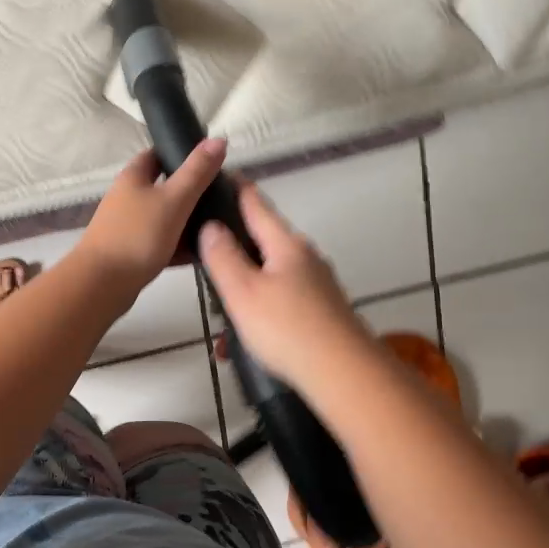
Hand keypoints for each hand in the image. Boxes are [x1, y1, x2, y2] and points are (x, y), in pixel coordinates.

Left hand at [74, 140, 225, 287]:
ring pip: (166, 218)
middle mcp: (128, 199)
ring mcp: (129, 227)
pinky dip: (181, 247)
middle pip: (165, 188)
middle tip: (225, 196)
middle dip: (193, 191)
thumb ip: (197, 172)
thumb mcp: (173, 199)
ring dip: (189, 222)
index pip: (158, 154)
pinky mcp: (133, 254)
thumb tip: (218, 139)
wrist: (101, 284)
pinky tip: (205, 253)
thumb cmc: (137, 235)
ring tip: (222, 225)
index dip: (182, 153)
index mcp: (133, 177)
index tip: (213, 161)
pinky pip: (163, 245)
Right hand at [198, 182, 368, 383]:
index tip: (220, 175)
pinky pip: (281, 299)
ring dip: (245, 283)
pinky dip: (259, 308)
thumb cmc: (287, 328)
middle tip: (205, 247)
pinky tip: (246, 333)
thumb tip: (211, 226)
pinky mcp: (321, 311)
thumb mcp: (243, 291)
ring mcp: (318, 285)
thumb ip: (223, 257)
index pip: (257, 206)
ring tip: (220, 301)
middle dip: (236, 243)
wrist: (342, 372)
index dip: (237, 189)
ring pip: (272, 274)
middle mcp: (306, 258)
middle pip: (265, 240)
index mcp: (286, 245)